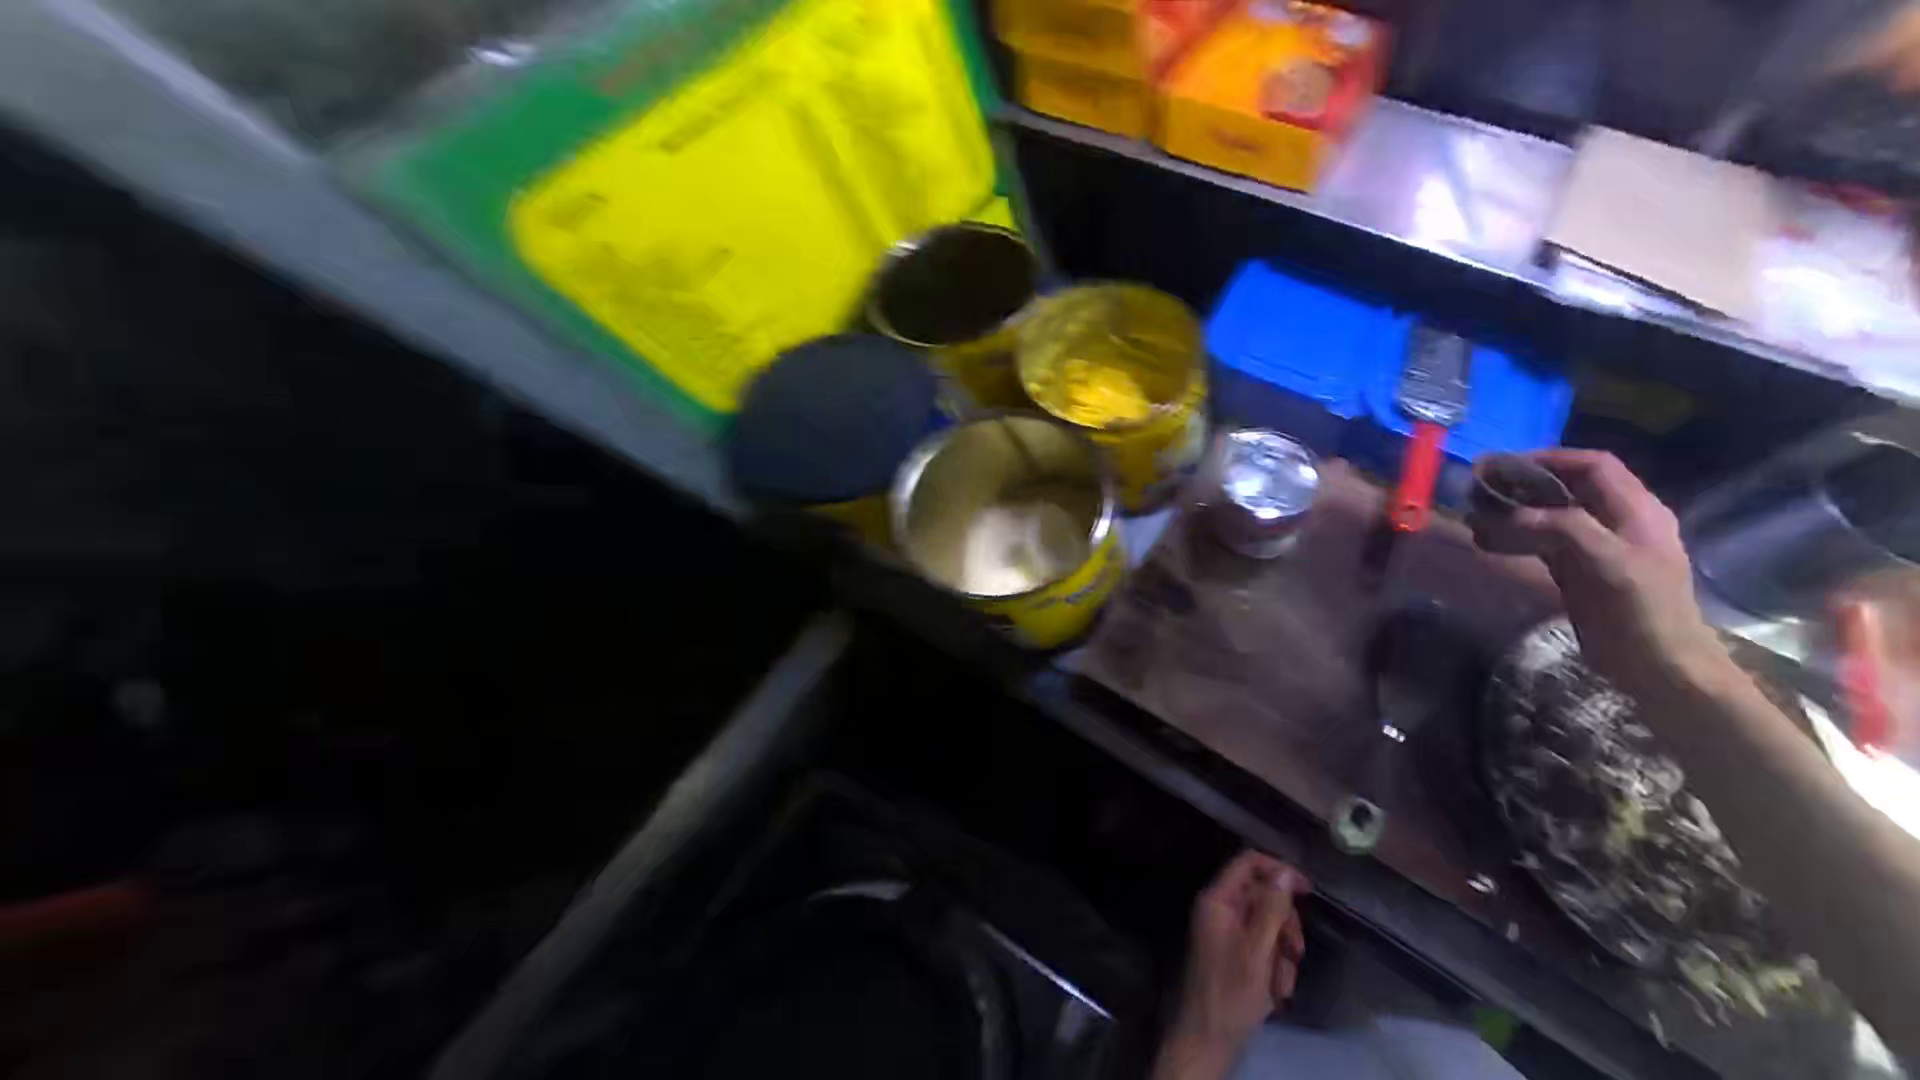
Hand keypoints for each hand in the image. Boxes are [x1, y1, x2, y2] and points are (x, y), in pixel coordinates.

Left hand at [1155, 851, 1309, 1079]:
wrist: (1209, 1040)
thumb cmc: (1230, 994)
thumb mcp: (1257, 951)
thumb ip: (1271, 909)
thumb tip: (1286, 873)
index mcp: (1217, 900)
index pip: (1248, 863)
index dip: (1278, 870)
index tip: (1308, 891)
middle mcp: (1220, 909)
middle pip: (1263, 896)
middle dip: (1284, 925)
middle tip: (1294, 954)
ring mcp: (1226, 931)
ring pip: (1268, 925)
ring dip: (1282, 953)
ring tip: (1281, 983)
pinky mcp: (1235, 953)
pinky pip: (1263, 947)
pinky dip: (1275, 966)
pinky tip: (1276, 991)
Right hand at [1469, 450, 1729, 700]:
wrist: (1659, 667)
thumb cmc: (1642, 612)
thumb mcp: (1609, 563)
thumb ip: (1563, 529)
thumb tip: (1505, 514)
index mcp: (1637, 511)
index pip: (1593, 465)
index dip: (1549, 458)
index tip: (1502, 466)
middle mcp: (1616, 522)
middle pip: (1565, 487)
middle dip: (1521, 485)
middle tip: (1478, 491)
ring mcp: (1595, 547)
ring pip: (1547, 514)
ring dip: (1510, 511)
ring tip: (1474, 517)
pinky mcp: (1577, 571)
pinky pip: (1539, 542)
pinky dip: (1511, 537)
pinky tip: (1487, 543)